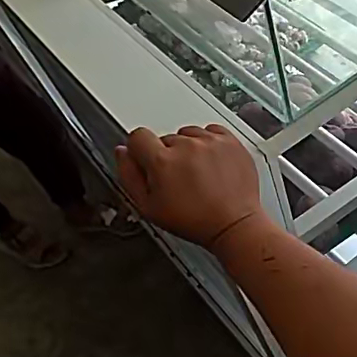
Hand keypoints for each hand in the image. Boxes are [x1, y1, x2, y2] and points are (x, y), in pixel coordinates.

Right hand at [115, 125, 266, 249]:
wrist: (234, 224)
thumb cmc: (195, 220)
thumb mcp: (149, 207)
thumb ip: (129, 175)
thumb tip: (123, 152)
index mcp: (162, 161)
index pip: (138, 136)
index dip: (140, 150)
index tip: (148, 161)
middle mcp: (186, 146)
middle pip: (165, 138)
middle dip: (168, 155)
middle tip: (179, 179)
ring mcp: (210, 142)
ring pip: (189, 134)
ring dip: (190, 148)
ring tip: (198, 173)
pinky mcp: (230, 141)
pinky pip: (212, 131)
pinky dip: (210, 143)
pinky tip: (212, 163)